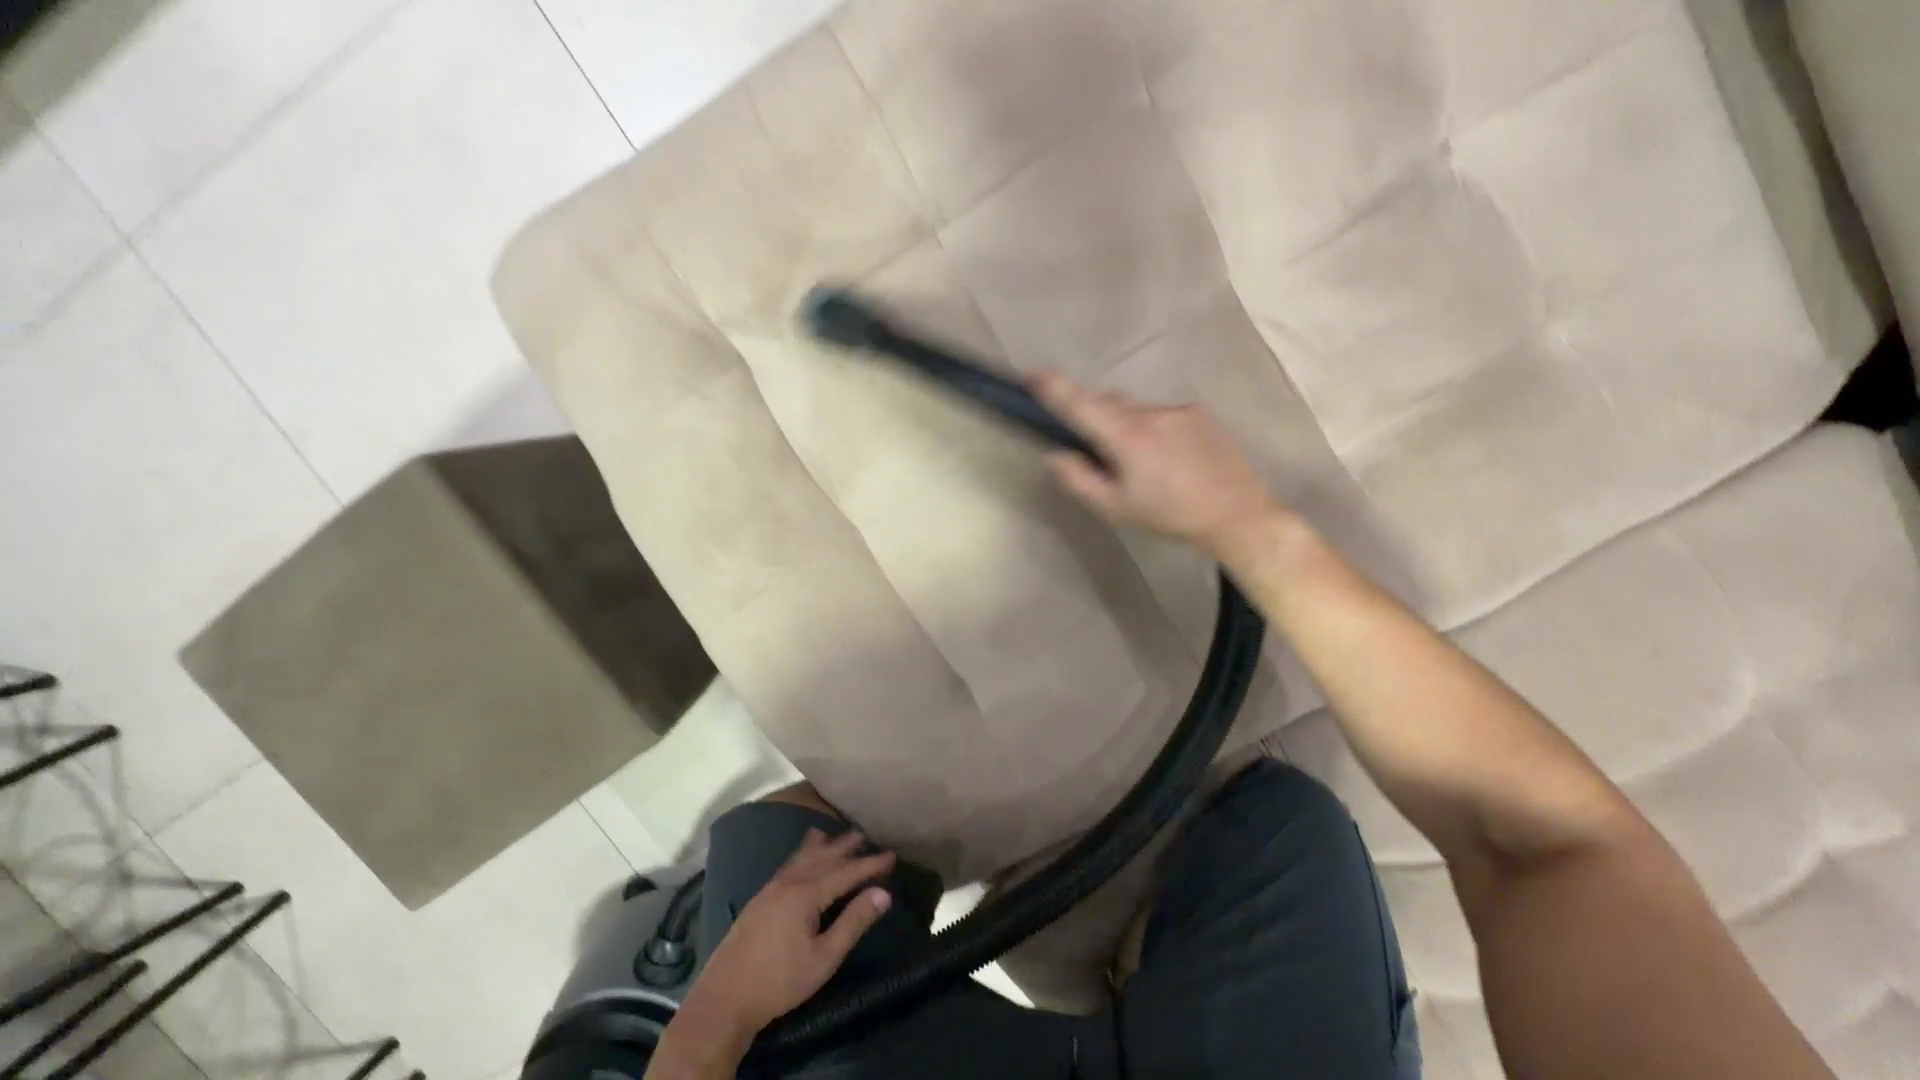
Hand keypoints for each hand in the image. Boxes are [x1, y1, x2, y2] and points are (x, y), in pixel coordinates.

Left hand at [685, 829, 894, 1036]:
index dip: (870, 864)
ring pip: (801, 859)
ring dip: (821, 847)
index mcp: (805, 895)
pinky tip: (800, 859)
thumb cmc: (780, 981)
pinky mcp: (759, 900)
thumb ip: (853, 922)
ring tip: (833, 835)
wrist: (725, 997)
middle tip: (866, 836)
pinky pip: (787, 866)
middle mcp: (788, 883)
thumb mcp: (825, 957)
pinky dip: (801, 855)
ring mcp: (770, 890)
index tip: (892, 856)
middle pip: (822, 858)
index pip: (845, 872)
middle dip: (845, 848)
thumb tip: (883, 894)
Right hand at [1031, 372, 1283, 554]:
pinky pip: (1161, 414)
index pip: (1081, 404)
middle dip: (1094, 416)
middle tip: (1093, 446)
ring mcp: (1177, 410)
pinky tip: (1167, 458)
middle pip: (1108, 403)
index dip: (1054, 388)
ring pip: (1136, 410)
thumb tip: (1054, 454)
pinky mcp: (1198, 413)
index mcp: (1127, 437)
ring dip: (1126, 426)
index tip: (1033, 375)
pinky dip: (1153, 429)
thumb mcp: (1116, 508)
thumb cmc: (1171, 516)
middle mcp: (1151, 413)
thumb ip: (1079, 479)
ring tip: (1140, 462)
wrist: (1238, 513)